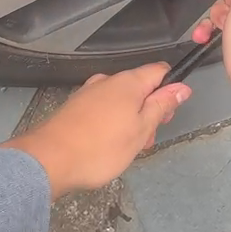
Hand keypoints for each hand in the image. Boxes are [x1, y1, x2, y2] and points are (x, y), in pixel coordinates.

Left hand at [2, 64, 188, 199]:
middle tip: (146, 140)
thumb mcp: (141, 130)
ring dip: (130, 120)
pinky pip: (103, 108)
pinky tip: (105, 146)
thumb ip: (162, 106)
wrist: (49, 160)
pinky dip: (111, 123)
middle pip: (140, 87)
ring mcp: (89, 92)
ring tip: (125, 149)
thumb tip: (182, 87)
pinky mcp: (75, 107)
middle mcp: (108, 80)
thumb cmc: (101, 147)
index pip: (160, 71)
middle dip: (149, 110)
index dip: (171, 89)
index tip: (168, 114)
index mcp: (128, 82)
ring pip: (121, 100)